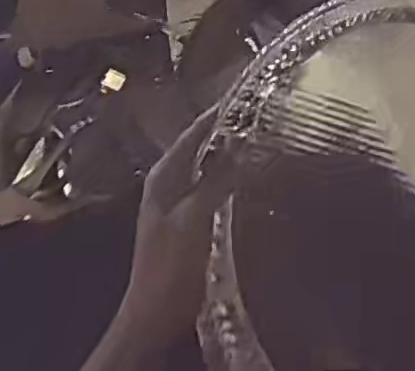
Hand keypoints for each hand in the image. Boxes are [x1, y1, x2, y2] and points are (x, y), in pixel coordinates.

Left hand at [84, 106, 237, 369]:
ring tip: (260, 141)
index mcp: (164, 174)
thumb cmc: (170, 266)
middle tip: (259, 116)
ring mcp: (177, 202)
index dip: (217, 114)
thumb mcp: (195, 217)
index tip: (244, 96)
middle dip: (227, 132)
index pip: (193, 132)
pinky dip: (229, 178)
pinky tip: (249, 179)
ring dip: (229, 156)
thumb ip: (216, 178)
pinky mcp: (189, 221)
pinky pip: (212, 187)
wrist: (154, 318)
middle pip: (201, 147)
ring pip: (208, 167)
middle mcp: (168, 181)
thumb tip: (240, 142)